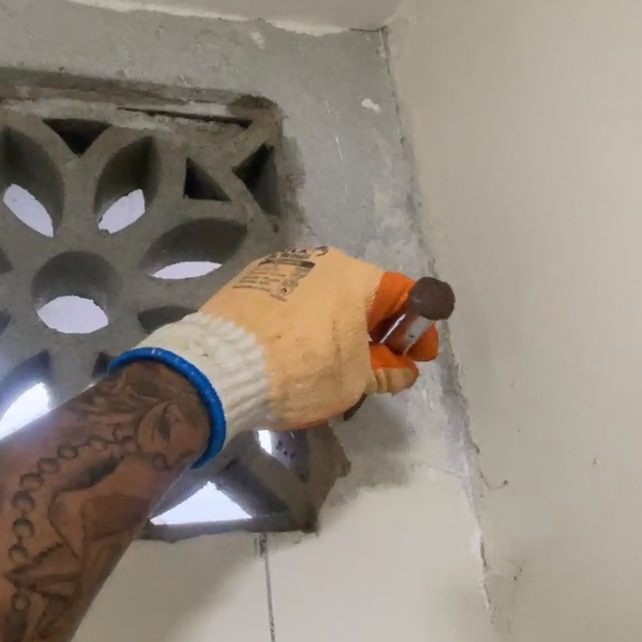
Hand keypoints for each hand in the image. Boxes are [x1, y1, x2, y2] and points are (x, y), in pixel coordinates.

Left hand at [116, 248, 439, 461]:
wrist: (222, 367)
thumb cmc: (303, 371)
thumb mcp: (354, 380)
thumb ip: (386, 371)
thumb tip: (405, 370)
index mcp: (354, 275)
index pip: (402, 295)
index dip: (416, 329)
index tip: (419, 358)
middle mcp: (319, 260)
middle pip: (359, 294)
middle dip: (372, 329)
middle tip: (374, 363)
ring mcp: (278, 266)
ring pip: (320, 296)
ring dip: (333, 324)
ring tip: (328, 360)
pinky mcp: (246, 281)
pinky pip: (286, 300)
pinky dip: (298, 321)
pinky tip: (291, 349)